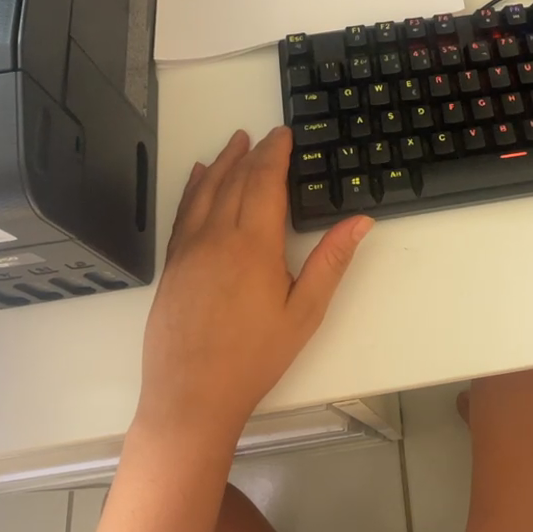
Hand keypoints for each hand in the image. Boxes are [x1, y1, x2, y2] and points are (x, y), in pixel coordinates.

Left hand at [137, 127, 374, 441]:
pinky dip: (194, 187)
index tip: (284, 134)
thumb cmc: (255, 357)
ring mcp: (189, 249)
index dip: (275, 153)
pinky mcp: (173, 265)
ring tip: (236, 141)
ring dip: (223, 162)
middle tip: (268, 134)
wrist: (191, 397)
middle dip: (253, 152)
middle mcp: (216, 237)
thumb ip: (332, 261)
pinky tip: (199, 176)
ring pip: (206, 191)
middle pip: (235, 180)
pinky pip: (183, 213)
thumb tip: (360, 221)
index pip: (264, 181)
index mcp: (253, 245)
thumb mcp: (304, 312)